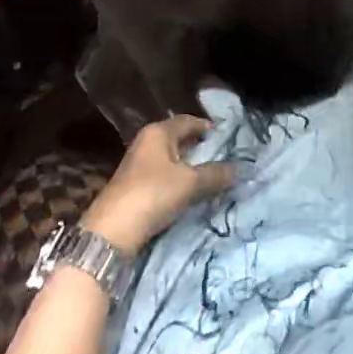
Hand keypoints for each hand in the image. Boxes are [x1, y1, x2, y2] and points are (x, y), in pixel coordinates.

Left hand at [82, 115, 235, 253]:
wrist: (110, 232)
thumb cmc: (152, 194)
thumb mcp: (190, 183)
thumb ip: (216, 174)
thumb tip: (242, 168)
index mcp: (159, 132)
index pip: (190, 121)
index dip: (210, 128)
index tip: (229, 139)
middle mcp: (146, 142)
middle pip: (180, 138)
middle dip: (201, 147)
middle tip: (224, 157)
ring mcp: (138, 163)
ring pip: (171, 158)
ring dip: (189, 165)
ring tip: (211, 176)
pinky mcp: (134, 184)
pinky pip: (163, 174)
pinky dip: (178, 178)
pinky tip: (189, 191)